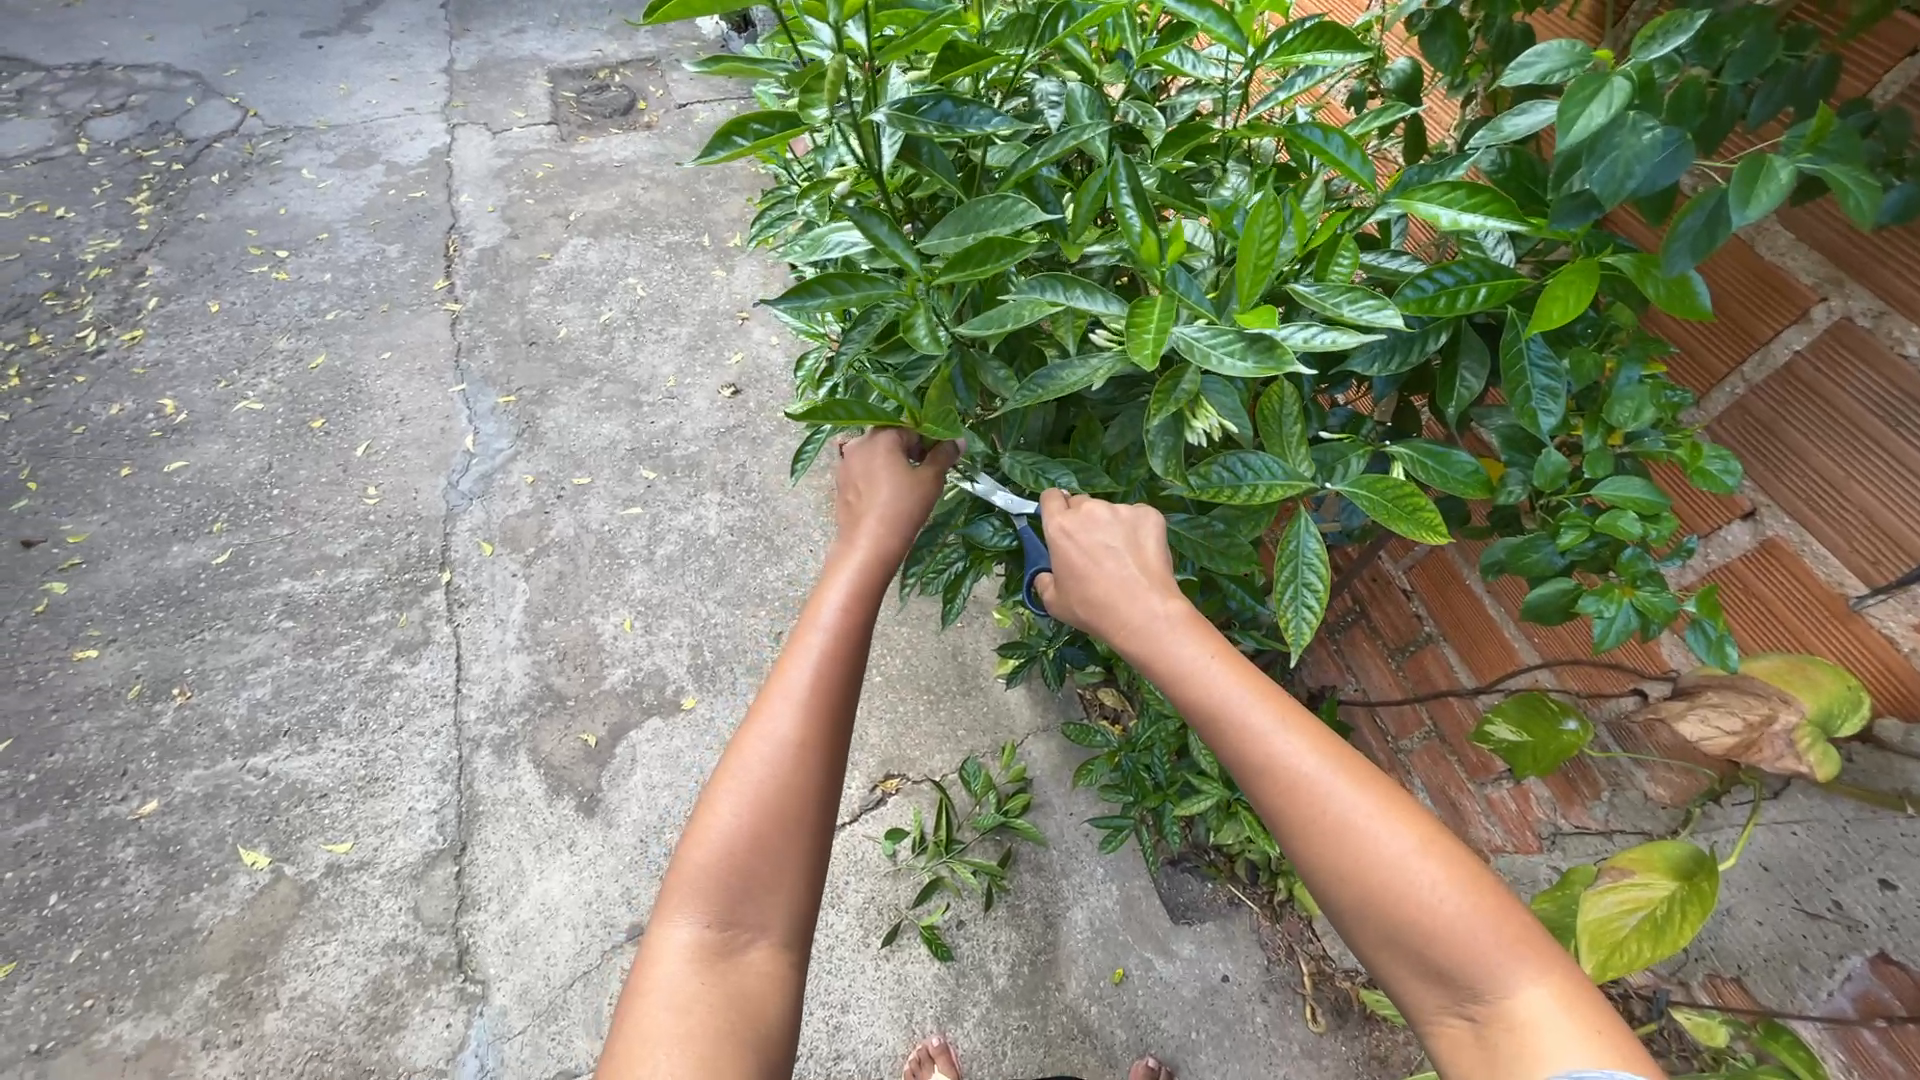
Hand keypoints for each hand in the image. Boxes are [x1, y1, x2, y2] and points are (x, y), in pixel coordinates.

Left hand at [830, 428, 961, 568]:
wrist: (868, 545)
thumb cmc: (903, 508)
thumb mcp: (930, 480)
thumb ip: (944, 455)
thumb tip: (958, 440)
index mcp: (881, 436)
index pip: (912, 429)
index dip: (929, 442)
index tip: (939, 459)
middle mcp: (859, 442)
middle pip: (891, 439)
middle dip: (909, 451)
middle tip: (924, 473)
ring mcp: (845, 462)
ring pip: (875, 455)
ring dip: (892, 463)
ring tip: (906, 486)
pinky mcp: (840, 482)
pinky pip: (863, 471)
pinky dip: (876, 476)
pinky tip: (887, 496)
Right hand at [1032, 490, 1193, 650]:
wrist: (1142, 612)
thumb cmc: (1092, 608)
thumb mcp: (1054, 602)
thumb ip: (1044, 581)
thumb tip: (1045, 575)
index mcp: (1059, 526)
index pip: (1050, 496)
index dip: (1055, 507)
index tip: (1061, 520)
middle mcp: (1088, 510)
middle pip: (1081, 504)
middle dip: (1083, 520)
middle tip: (1093, 547)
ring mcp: (1120, 509)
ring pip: (1110, 511)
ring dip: (1111, 526)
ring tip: (1122, 555)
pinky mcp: (1149, 514)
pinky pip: (1138, 516)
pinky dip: (1138, 529)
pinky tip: (1141, 553)